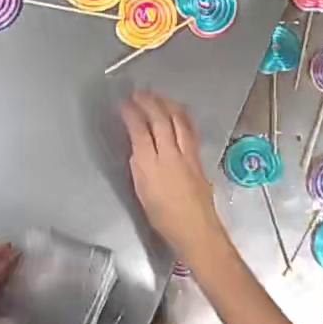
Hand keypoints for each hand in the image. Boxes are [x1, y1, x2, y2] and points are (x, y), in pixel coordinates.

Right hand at [121, 91, 227, 264]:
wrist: (195, 229)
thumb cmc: (164, 218)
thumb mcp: (142, 192)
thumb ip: (139, 167)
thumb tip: (138, 149)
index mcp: (150, 165)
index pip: (140, 131)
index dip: (132, 114)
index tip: (124, 104)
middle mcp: (170, 155)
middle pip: (160, 120)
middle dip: (149, 103)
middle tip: (139, 94)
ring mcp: (187, 155)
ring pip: (178, 121)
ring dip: (166, 104)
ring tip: (157, 96)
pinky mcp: (198, 158)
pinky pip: (189, 129)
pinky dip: (181, 116)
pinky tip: (177, 112)